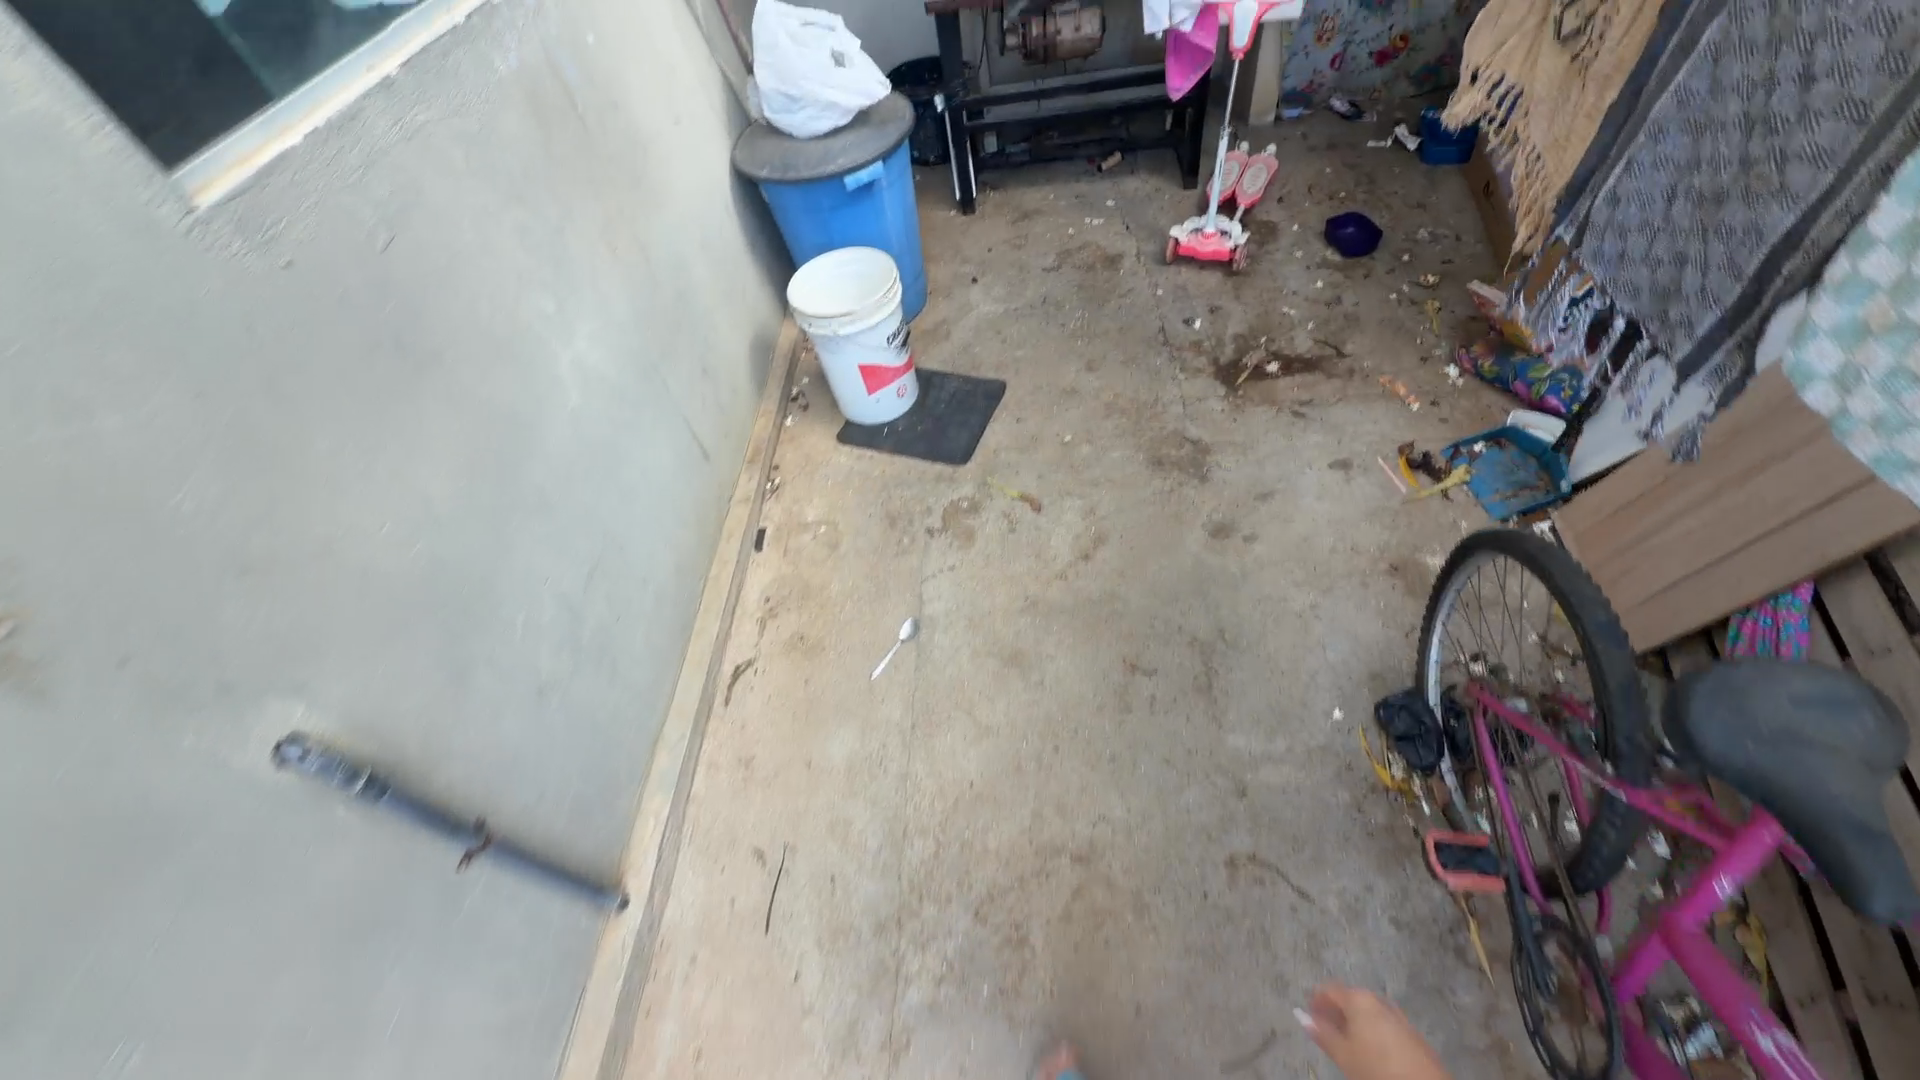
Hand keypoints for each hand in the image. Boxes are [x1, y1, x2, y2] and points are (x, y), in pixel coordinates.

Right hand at [1298, 983, 1450, 1079]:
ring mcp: (1398, 1016)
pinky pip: (1384, 1023)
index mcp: (1359, 999)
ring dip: (1355, 1022)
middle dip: (1336, 1012)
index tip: (1310, 1016)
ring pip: (1369, 1012)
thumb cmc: (1376, 1069)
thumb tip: (1301, 1015)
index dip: (1317, 1000)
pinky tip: (1372, 1051)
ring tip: (1349, 1044)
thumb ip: (1321, 1033)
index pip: (1329, 989)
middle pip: (1350, 998)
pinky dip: (1373, 1030)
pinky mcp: (1412, 1033)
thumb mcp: (1343, 1054)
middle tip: (1327, 1031)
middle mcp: (1378, 1000)